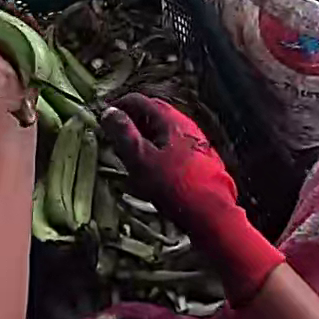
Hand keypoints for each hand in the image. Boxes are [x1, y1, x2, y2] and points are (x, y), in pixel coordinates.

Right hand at [101, 94, 283, 303]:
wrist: (214, 217)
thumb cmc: (174, 186)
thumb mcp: (140, 159)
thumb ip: (122, 133)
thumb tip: (109, 112)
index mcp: (169, 119)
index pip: (137, 100)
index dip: (117, 107)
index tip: (104, 120)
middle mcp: (185, 124)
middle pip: (151, 112)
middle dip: (130, 121)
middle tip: (115, 135)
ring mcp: (196, 141)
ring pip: (163, 130)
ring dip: (144, 136)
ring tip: (131, 153)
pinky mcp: (202, 160)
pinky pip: (173, 145)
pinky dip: (158, 148)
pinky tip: (153, 167)